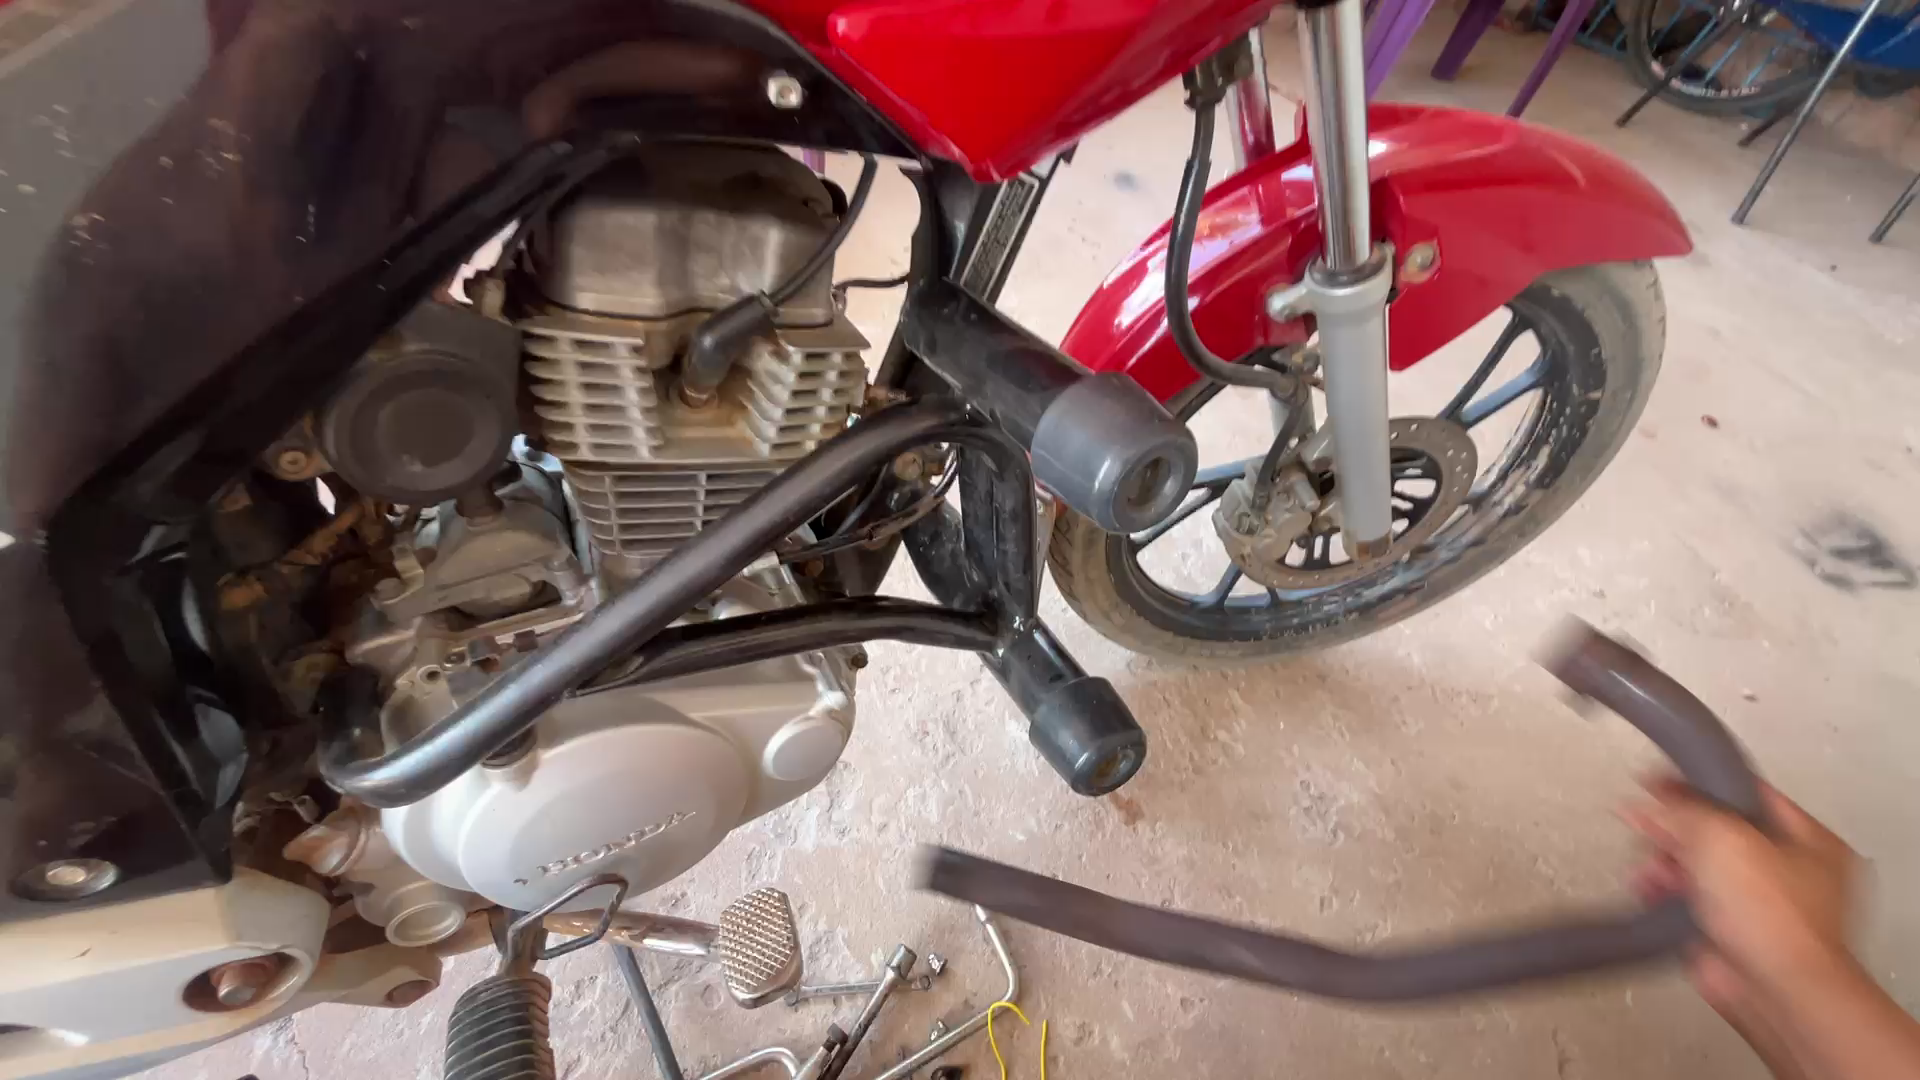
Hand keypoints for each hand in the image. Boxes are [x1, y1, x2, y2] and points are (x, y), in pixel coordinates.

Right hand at [1623, 779, 1861, 1017]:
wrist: (1767, 982)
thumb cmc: (1768, 912)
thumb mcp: (1721, 833)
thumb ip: (1685, 805)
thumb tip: (1657, 793)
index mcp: (1807, 841)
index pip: (1745, 791)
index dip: (1697, 781)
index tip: (1657, 779)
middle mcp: (1786, 867)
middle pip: (1711, 826)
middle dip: (1670, 826)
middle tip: (1641, 820)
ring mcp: (1756, 896)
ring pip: (1691, 858)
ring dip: (1659, 858)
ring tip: (1648, 868)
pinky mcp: (1726, 919)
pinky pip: (1681, 888)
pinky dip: (1659, 885)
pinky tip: (1648, 886)